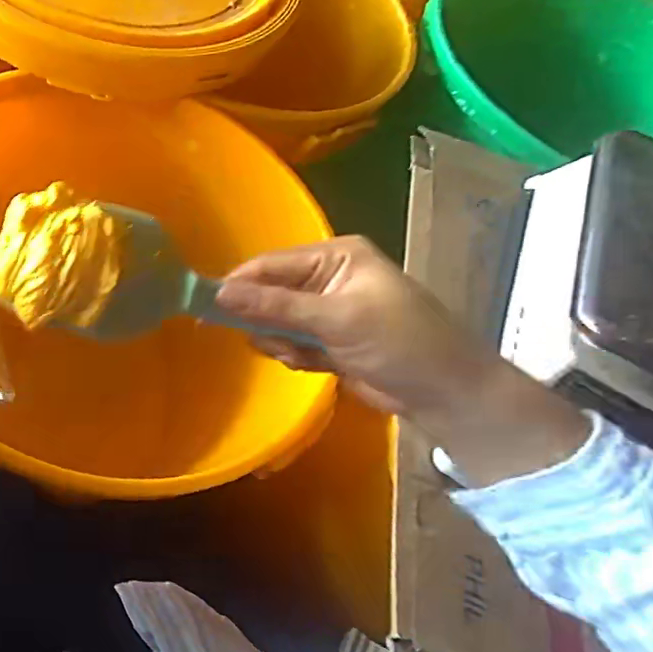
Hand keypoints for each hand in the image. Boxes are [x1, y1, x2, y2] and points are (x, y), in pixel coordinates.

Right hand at [215, 237, 587, 484]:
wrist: (446, 393)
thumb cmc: (401, 343)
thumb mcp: (336, 319)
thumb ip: (274, 305)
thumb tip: (217, 293)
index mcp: (334, 257)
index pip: (268, 265)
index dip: (236, 286)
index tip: (206, 310)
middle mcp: (325, 278)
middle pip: (264, 294)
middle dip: (266, 322)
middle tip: (278, 342)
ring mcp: (322, 310)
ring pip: (270, 322)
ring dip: (280, 343)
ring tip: (305, 356)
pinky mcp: (322, 338)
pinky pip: (284, 343)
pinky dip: (293, 356)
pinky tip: (318, 364)